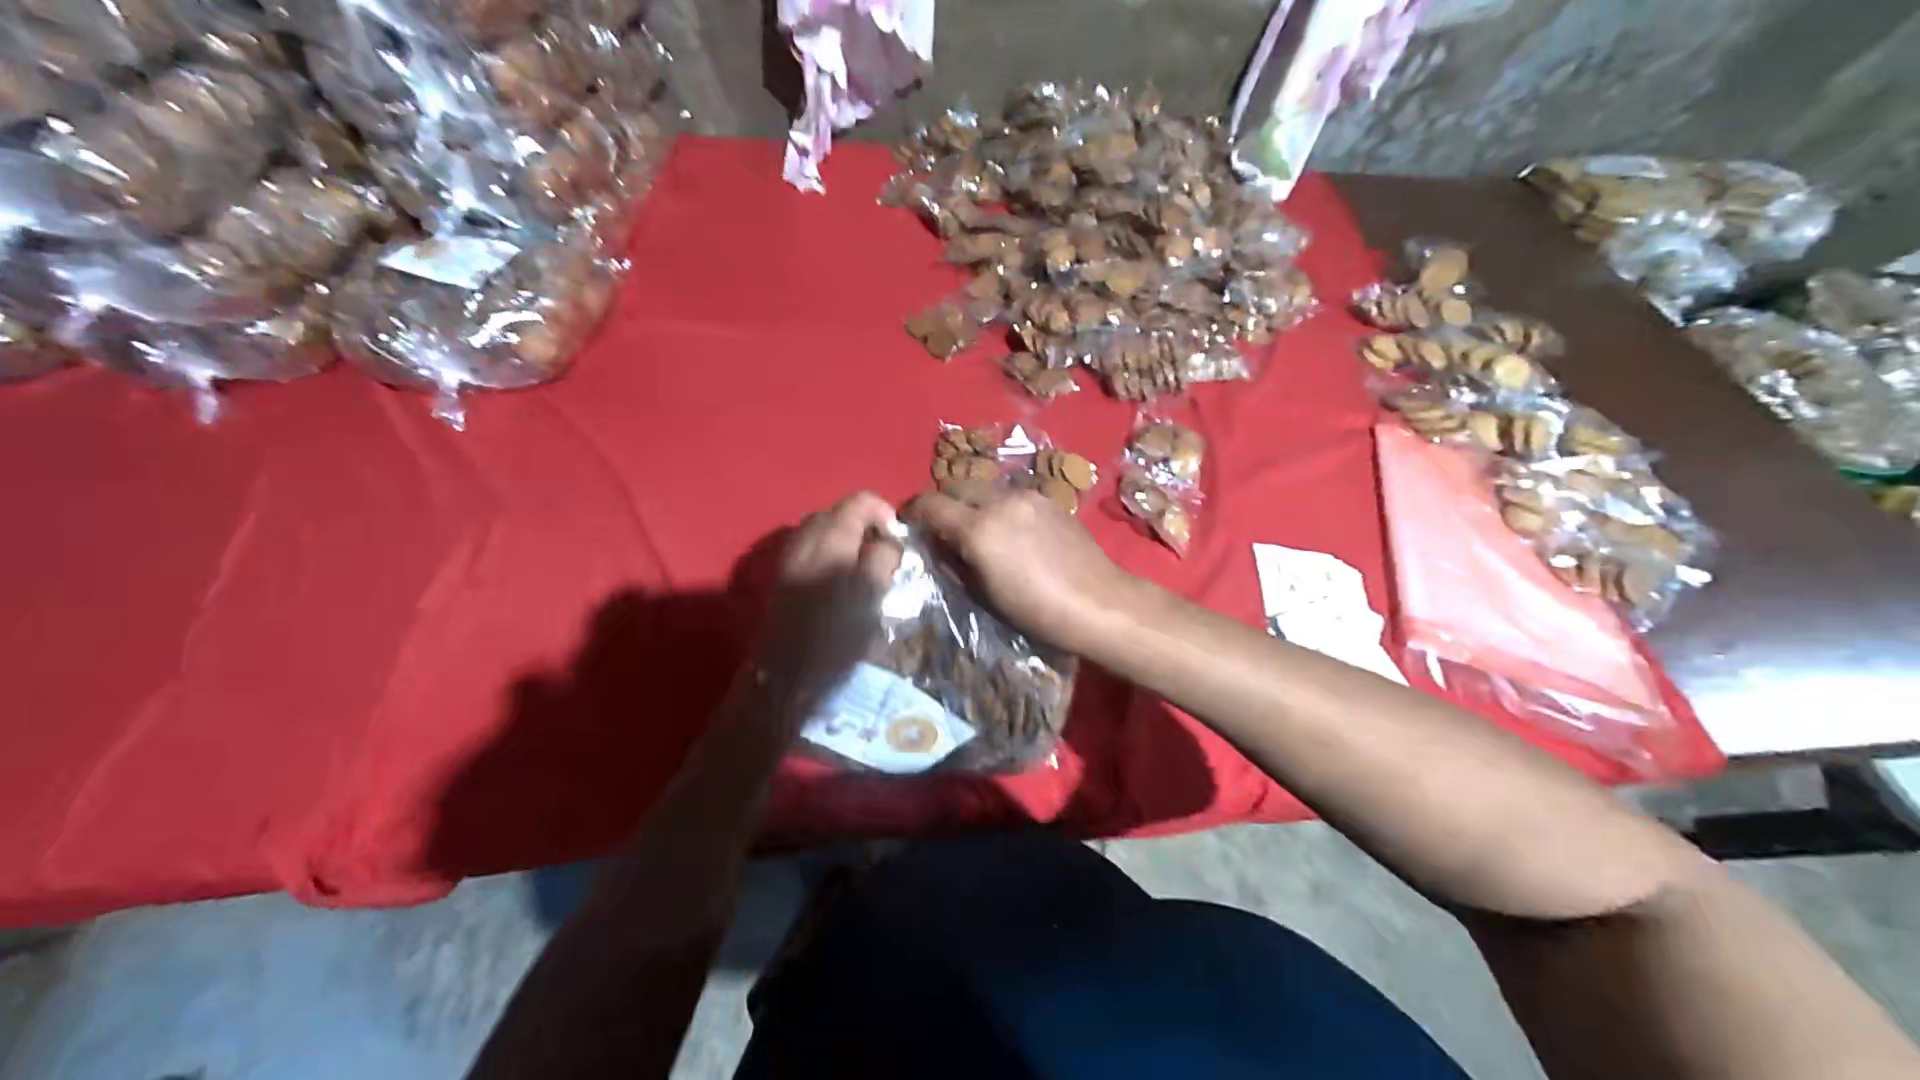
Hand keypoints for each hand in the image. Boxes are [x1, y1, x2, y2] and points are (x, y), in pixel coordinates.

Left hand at [748, 492, 902, 715]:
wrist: (786, 675)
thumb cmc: (837, 634)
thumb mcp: (873, 593)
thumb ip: (884, 557)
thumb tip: (889, 540)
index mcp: (831, 535)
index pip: (862, 500)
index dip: (886, 514)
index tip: (899, 542)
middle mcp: (805, 536)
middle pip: (839, 511)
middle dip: (865, 526)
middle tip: (884, 556)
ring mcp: (789, 555)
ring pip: (823, 530)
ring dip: (846, 542)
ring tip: (862, 571)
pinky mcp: (781, 575)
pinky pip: (810, 549)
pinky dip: (829, 555)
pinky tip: (838, 584)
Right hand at [905, 489, 1144, 654]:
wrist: (1100, 604)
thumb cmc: (1038, 611)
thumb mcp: (986, 595)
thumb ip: (956, 562)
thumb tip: (941, 546)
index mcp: (980, 529)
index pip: (930, 504)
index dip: (912, 513)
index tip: (908, 526)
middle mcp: (1001, 501)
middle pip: (955, 487)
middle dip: (942, 505)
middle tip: (941, 530)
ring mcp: (1028, 496)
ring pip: (985, 489)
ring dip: (972, 505)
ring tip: (977, 532)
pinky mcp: (1050, 499)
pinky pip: (1011, 496)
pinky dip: (998, 508)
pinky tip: (1010, 533)